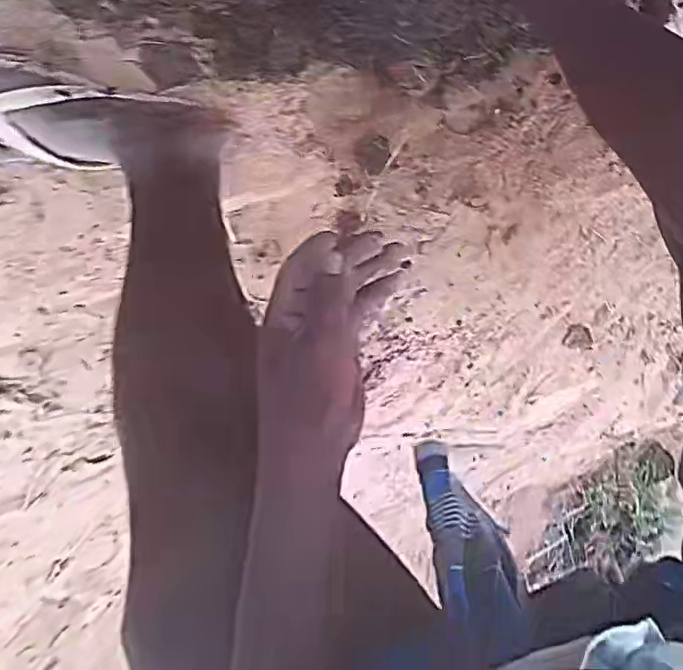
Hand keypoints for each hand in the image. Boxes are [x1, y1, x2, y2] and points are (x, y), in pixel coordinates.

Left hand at [256, 231, 409, 454]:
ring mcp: (321, 335)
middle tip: (384, 240)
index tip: (348, 232)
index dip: (322, 248)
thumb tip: (334, 256)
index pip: (301, 270)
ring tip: (397, 254)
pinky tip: (394, 283)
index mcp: (284, 317)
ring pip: (347, 292)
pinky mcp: (339, 349)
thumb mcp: (322, 344)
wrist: (313, 450)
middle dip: (355, 255)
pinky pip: (358, 311)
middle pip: (328, 277)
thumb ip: (329, 299)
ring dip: (370, 272)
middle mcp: (300, 321)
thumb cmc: (310, 400)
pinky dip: (376, 294)